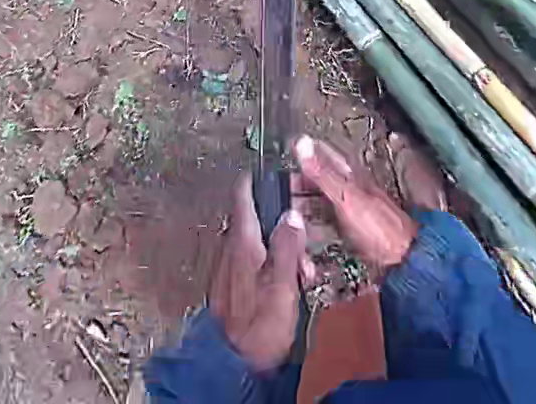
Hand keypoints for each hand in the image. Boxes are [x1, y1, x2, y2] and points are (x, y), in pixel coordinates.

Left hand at [209, 175, 310, 371]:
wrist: (232, 367)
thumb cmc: (257, 327)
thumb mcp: (281, 284)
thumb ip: (288, 246)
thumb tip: (292, 215)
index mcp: (242, 239)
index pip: (244, 193)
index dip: (259, 177)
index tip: (275, 169)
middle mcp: (232, 246)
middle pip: (257, 216)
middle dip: (283, 221)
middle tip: (305, 236)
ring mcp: (230, 265)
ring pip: (259, 240)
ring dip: (282, 248)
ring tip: (303, 271)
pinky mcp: (234, 284)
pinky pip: (255, 261)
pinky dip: (273, 264)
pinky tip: (289, 284)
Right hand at [294, 136, 420, 269]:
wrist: (403, 260)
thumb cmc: (378, 227)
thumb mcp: (345, 196)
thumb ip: (322, 172)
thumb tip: (302, 143)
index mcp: (349, 174)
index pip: (322, 151)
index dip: (304, 148)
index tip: (286, 148)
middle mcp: (350, 187)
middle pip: (320, 177)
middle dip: (300, 180)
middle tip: (281, 185)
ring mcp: (351, 208)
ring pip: (322, 199)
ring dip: (304, 203)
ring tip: (288, 209)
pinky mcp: (351, 229)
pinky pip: (326, 221)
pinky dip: (313, 224)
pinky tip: (305, 232)